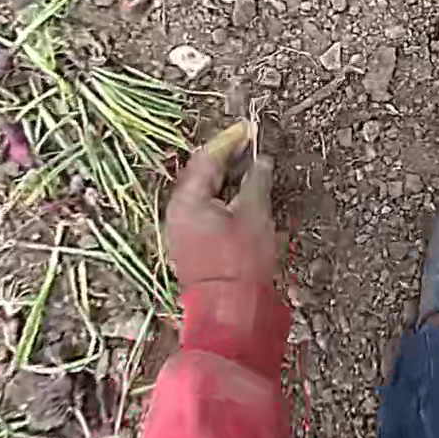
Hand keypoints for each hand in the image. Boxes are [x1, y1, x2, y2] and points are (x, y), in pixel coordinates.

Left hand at [165, 121, 276, 290]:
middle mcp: (178, 212)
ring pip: (205, 189)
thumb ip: (256, 180)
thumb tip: (260, 161)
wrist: (229, 309)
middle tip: (253, 142)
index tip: (250, 128)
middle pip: (202, 173)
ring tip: (252, 163)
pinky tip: (244, 190)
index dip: (230, 140)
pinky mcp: (193, 241)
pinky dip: (225, 192)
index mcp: (187, 202)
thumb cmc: (241, 258)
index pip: (207, 159)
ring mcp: (183, 229)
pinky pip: (208, 204)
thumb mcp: (254, 211)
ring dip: (228, 173)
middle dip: (228, 155)